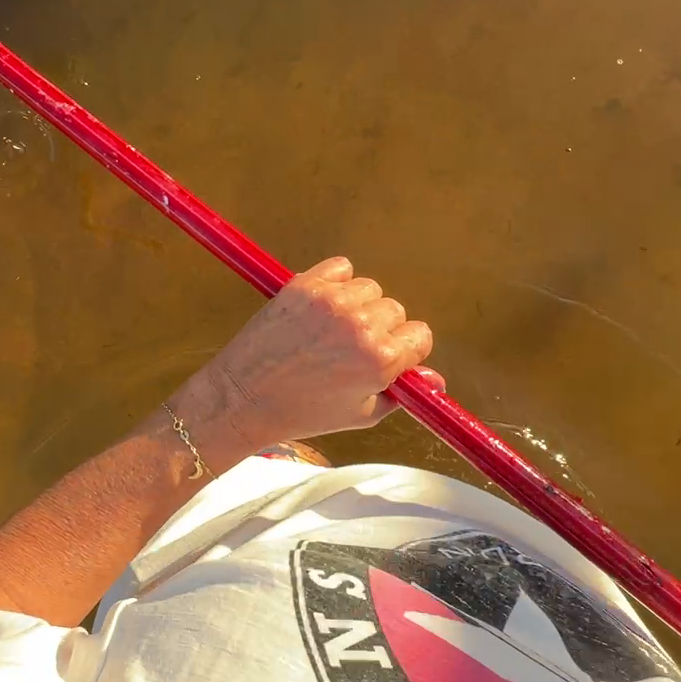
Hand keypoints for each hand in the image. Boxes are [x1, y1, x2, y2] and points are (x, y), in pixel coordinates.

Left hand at [183, 256, 439, 447]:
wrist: (245, 397)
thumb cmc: (302, 412)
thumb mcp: (361, 414)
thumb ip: (402, 394)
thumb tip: (435, 380)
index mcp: (380, 360)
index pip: (419, 336)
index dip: (404, 349)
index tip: (385, 356)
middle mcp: (361, 326)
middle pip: (394, 311)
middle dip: (380, 329)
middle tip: (349, 348)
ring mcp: (332, 301)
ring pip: (368, 289)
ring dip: (358, 304)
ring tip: (330, 329)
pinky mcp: (305, 285)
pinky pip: (340, 267)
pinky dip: (336, 280)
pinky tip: (322, 305)